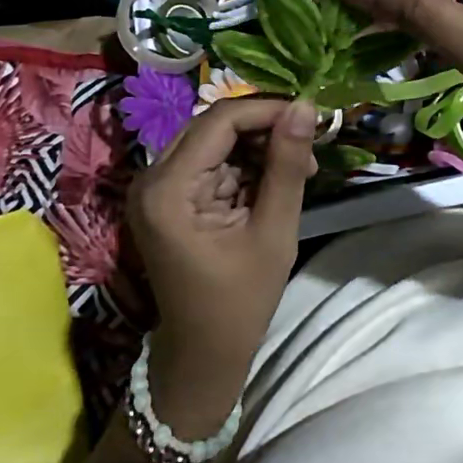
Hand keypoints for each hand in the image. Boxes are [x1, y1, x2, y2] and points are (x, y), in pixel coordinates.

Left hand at [128, 97, 316, 437]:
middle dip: (264, 126)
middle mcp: (152, 178)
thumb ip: (287, 166)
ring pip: (214, 139)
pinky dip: (245, 163)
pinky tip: (274, 178)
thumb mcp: (274, 232)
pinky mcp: (167, 196)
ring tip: (300, 166)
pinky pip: (210, 160)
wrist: (203, 355)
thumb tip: (306, 107)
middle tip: (308, 143)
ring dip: (258, 144)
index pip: (220, 121)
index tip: (310, 117)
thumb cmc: (240, 302)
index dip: (267, 110)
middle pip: (213, 125)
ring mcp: (156, 187)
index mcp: (168, 189)